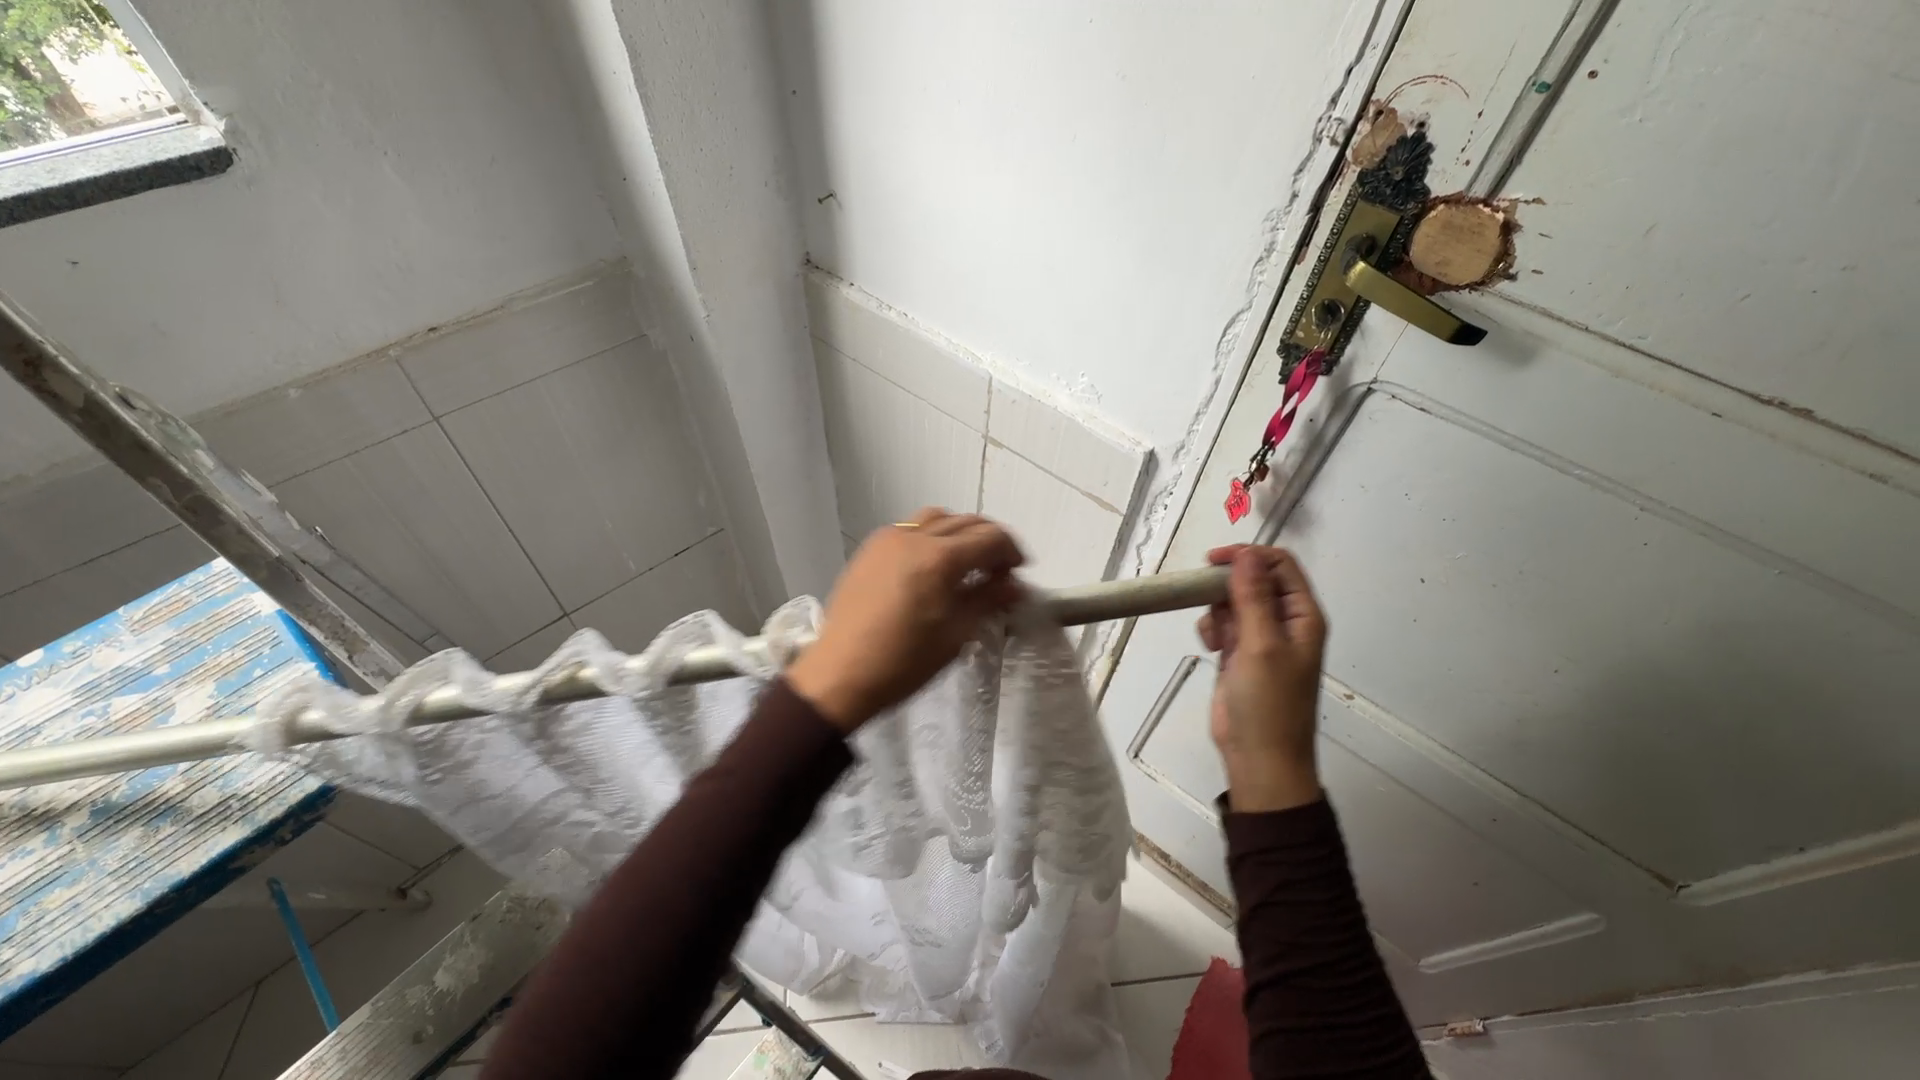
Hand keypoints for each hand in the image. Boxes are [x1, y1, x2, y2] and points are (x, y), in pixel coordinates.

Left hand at [787, 508, 1024, 731]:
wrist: (840, 675)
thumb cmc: (903, 663)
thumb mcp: (955, 634)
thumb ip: (987, 600)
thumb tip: (1014, 586)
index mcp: (940, 559)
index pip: (991, 538)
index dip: (1012, 552)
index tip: (1017, 574)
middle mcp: (914, 537)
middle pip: (966, 522)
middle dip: (990, 541)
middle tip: (999, 570)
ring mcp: (887, 539)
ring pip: (936, 518)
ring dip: (960, 533)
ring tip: (967, 562)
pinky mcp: (869, 550)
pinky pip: (909, 528)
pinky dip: (931, 536)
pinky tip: (932, 565)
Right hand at [1196, 545, 1327, 811]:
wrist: (1259, 757)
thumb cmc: (1269, 703)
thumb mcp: (1262, 645)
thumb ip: (1253, 597)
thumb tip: (1246, 554)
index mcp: (1303, 615)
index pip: (1280, 565)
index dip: (1249, 556)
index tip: (1213, 562)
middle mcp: (1284, 621)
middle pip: (1253, 579)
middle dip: (1226, 585)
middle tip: (1204, 598)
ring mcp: (1261, 638)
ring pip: (1233, 601)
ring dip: (1216, 610)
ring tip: (1215, 637)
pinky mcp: (1239, 654)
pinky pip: (1223, 624)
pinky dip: (1212, 629)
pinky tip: (1211, 648)